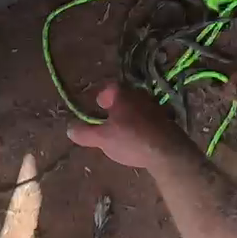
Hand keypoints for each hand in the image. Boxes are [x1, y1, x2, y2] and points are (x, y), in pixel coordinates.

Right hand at [66, 84, 196, 171]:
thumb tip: (69, 128)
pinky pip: (150, 118)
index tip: (99, 105)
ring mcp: (156, 107)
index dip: (103, 94)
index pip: (110, 86)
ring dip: (130, 115)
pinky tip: (139, 138)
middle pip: (125, 96)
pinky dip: (142, 124)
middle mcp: (140, 95)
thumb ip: (85, 133)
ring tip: (123, 129)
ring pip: (138, 106)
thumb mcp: (102, 139)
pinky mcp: (167, 120)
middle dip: (116, 105)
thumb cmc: (131, 139)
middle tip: (109, 117)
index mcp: (123, 94)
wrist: (167, 151)